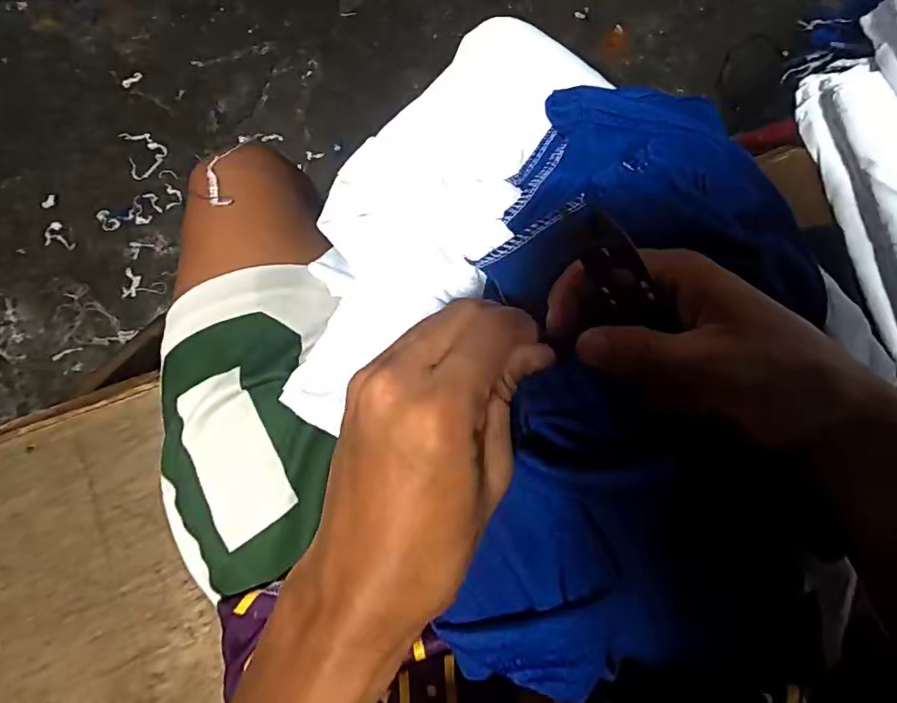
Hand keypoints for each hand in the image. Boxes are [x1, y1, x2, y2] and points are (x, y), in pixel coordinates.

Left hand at [238, 299, 553, 702]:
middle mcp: (397, 376)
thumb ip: (507, 398)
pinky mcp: (358, 381)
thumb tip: (532, 353)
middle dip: (500, 322)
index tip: (541, 350)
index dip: (524, 330)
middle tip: (521, 353)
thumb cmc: (436, 548)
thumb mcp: (493, 476)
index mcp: (437, 407)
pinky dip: (443, 340)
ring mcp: (370, 375)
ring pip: (436, 318)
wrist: (355, 584)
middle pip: (462, 312)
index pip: (491, 330)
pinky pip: (412, 337)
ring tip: (492, 361)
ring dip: (471, 328)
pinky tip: (458, 369)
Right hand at [546, 248, 896, 451]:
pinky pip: (651, 365)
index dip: (575, 290)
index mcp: (681, 272)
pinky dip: (653, 387)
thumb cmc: (777, 376)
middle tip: (606, 378)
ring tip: (669, 397)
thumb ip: (641, 351)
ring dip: (634, 371)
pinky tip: (682, 405)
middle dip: (605, 340)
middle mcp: (677, 290)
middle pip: (614, 302)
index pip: (608, 267)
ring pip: (629, 339)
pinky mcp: (692, 356)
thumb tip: (577, 341)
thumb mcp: (707, 364)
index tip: (553, 333)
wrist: (837, 421)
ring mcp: (684, 325)